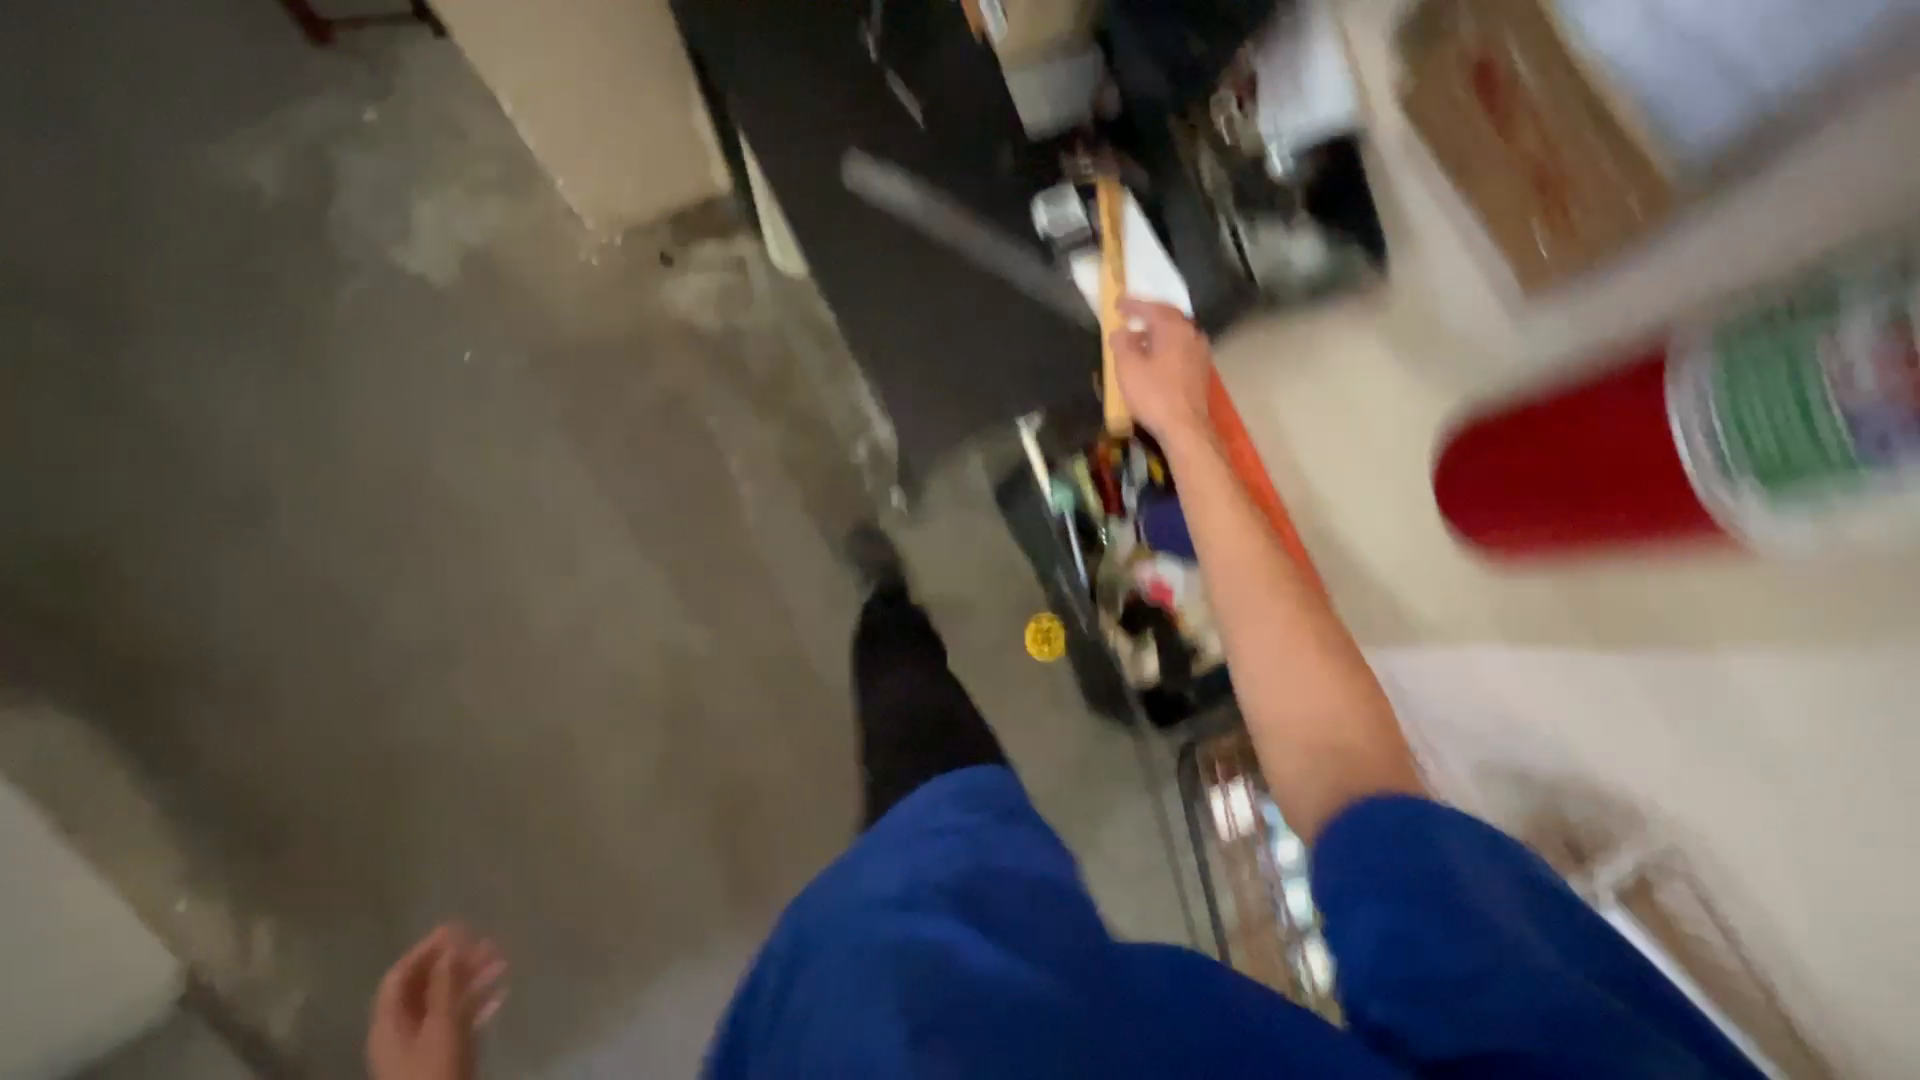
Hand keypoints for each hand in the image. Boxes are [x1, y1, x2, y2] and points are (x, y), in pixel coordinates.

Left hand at [368, 925, 507, 1079]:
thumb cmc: (434, 1070)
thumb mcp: (442, 1023)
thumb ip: (446, 982)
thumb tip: (453, 940)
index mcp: (389, 1021)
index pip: (401, 975)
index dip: (427, 948)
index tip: (458, 928)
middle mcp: (400, 1029)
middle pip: (425, 986)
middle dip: (456, 961)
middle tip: (488, 941)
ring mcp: (419, 1045)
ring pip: (444, 1001)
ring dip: (471, 978)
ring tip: (502, 960)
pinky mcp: (439, 1056)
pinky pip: (456, 1020)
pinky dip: (476, 1002)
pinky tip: (500, 992)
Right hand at [1109, 298, 1214, 445]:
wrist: (1185, 427)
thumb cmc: (1153, 395)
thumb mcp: (1127, 367)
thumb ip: (1122, 342)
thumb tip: (1122, 331)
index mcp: (1173, 328)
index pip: (1150, 308)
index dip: (1132, 304)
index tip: (1117, 303)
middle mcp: (1191, 333)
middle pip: (1168, 316)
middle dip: (1148, 314)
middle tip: (1130, 315)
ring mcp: (1200, 351)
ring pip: (1176, 332)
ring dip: (1158, 331)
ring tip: (1141, 337)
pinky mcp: (1201, 368)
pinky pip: (1181, 347)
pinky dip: (1167, 345)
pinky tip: (1156, 357)